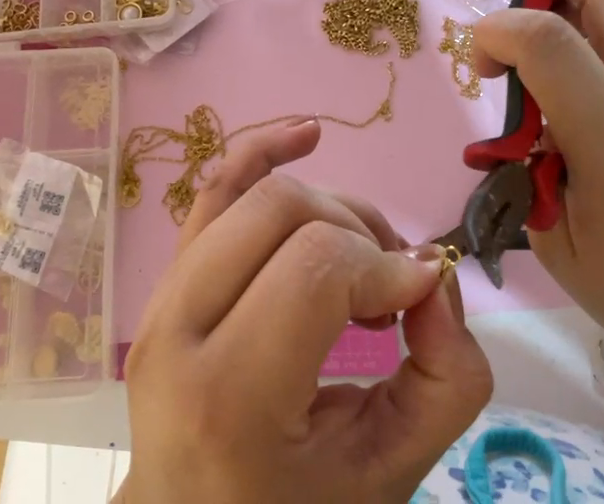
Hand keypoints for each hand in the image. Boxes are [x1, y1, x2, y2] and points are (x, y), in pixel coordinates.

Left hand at [119, 119, 491, 503]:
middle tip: (390, 284)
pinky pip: (209, 191)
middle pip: (282, 210)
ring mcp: (159, 299)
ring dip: (326, 205)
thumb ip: (444, 377)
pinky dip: (260, 151)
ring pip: (251, 192)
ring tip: (362, 255)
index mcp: (230, 395)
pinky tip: (307, 134)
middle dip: (358, 230)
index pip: (317, 266)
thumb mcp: (391, 470)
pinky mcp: (163, 280)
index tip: (417, 300)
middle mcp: (177, 332)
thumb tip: (432, 277)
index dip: (384, 266)